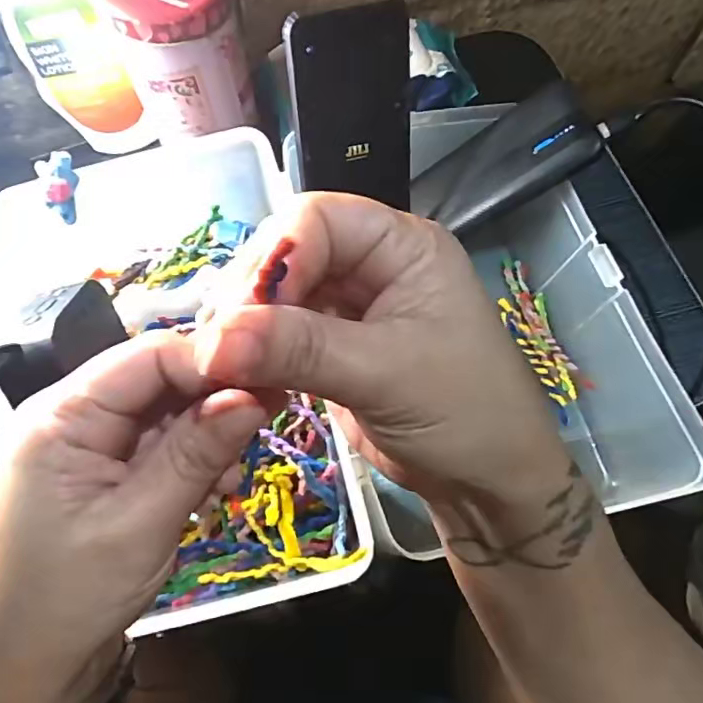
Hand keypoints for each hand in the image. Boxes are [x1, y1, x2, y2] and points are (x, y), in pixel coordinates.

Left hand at [0, 331, 266, 702]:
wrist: (36, 667)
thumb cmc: (72, 598)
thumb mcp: (140, 524)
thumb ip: (196, 454)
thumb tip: (252, 396)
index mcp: (62, 416)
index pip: (147, 357)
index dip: (210, 361)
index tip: (268, 382)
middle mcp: (74, 415)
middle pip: (159, 379)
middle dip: (213, 400)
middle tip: (265, 423)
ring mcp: (92, 443)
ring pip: (168, 410)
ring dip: (208, 434)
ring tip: (230, 477)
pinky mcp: (110, 468)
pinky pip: (163, 443)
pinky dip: (195, 458)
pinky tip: (214, 487)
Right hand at [193, 193, 567, 505]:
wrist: (487, 482)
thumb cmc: (464, 414)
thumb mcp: (385, 374)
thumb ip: (301, 349)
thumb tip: (215, 340)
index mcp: (401, 246)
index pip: (317, 220)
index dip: (275, 258)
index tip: (245, 313)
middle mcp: (371, 267)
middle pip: (287, 255)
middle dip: (251, 296)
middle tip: (221, 345)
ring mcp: (348, 310)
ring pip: (276, 299)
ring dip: (244, 329)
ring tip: (222, 365)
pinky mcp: (330, 350)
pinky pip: (278, 339)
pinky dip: (254, 357)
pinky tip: (238, 379)